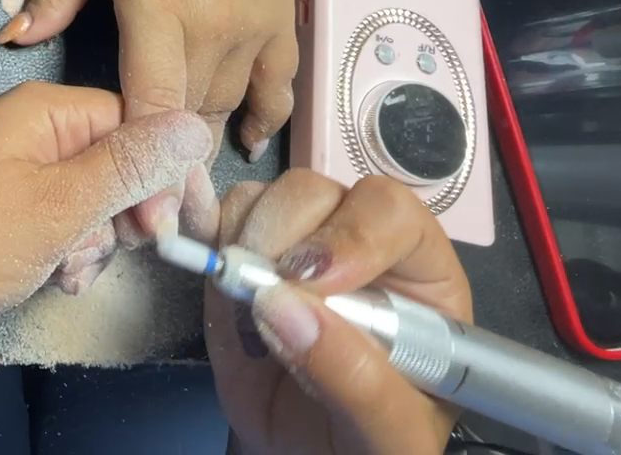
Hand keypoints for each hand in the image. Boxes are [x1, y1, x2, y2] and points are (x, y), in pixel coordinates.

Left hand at [0, 0, 330, 238]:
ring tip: (173, 172)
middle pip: (186, 115)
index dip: (140, 160)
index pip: (150, 101)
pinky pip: (276, 88)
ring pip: (224, 106)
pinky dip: (259, 118)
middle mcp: (212, 27)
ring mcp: (256, 28)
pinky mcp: (284, 23)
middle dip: (163, 162)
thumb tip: (9, 40)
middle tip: (142, 206)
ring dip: (196, 136)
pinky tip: (240, 140)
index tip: (131, 210)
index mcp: (157, 6)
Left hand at [0, 81, 210, 323]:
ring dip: (90, 239)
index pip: (138, 124)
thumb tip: (193, 124)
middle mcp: (36, 126)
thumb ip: (128, 169)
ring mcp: (17, 160)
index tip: (170, 232)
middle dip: (121, 216)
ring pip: (90, 196)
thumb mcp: (55, 207)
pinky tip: (50, 274)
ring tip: (63, 269)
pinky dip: (63, 245)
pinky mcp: (4, 193)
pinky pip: (57, 212)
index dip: (163, 177)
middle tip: (94, 252)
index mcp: (50, 111)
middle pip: (116, 162)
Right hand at [206, 172, 472, 454]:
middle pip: (318, 191)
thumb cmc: (361, 446)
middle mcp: (353, 242)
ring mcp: (289, 238)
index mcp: (416, 278)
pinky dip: (204, 228)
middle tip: (261, 291)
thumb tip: (284, 306)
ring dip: (241, 238)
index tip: (314, 282)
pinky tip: (208, 265)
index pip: (393, 215)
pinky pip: (217, 210)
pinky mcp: (238, 245)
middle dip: (282, 233)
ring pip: (263, 194)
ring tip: (241, 302)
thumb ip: (355, 379)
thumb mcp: (387, 437)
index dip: (353, 234)